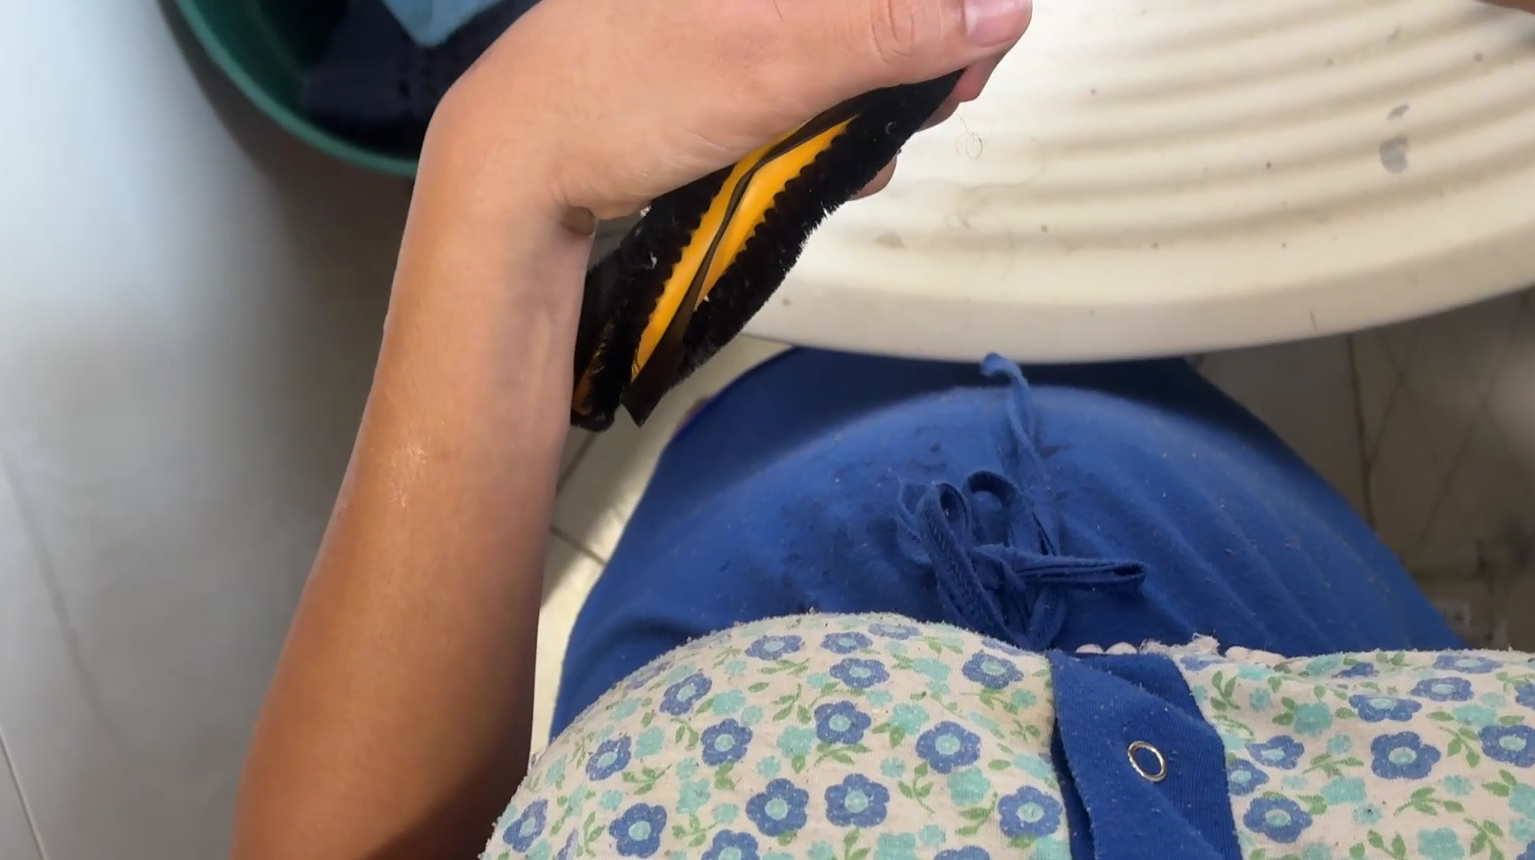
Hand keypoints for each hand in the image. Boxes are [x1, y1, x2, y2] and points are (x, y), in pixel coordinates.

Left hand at [432, 0, 1032, 222]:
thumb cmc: (637, 95)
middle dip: (914, 60)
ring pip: (844, 51)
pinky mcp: (726, 70)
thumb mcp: (775, 60)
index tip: (971, 60)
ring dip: (875, 107)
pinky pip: (805, 87)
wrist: (534, 169)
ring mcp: (740, 22)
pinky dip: (830, 127)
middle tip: (931, 110)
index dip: (947, 9)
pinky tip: (837, 164)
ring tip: (868, 156)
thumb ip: (888, 32)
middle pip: (872, 10)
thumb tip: (1000, 10)